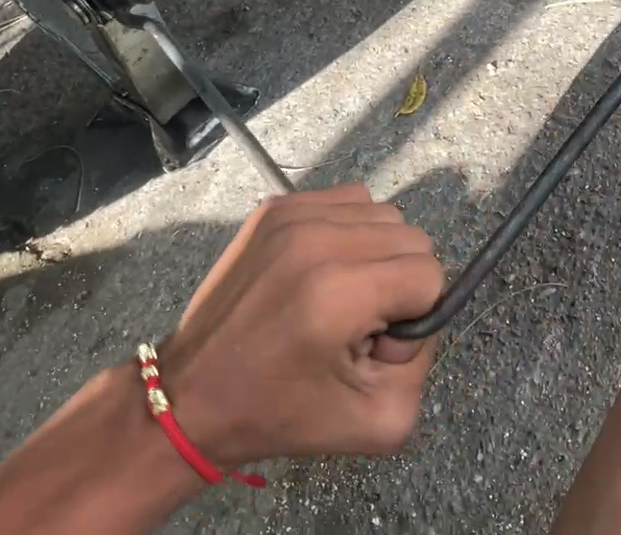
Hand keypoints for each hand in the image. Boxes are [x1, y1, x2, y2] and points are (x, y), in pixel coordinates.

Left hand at [155, 183, 442, 463]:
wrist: (189, 395)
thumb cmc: (281, 412)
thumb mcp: (377, 421)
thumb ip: (425, 365)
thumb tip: (421, 313)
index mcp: (340, 294)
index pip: (430, 274)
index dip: (414, 316)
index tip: (373, 344)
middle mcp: (319, 242)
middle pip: (413, 239)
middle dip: (399, 282)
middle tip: (356, 322)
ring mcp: (294, 216)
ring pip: (385, 215)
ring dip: (377, 254)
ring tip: (337, 293)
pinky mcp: (276, 206)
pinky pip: (351, 199)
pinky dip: (350, 230)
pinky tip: (321, 266)